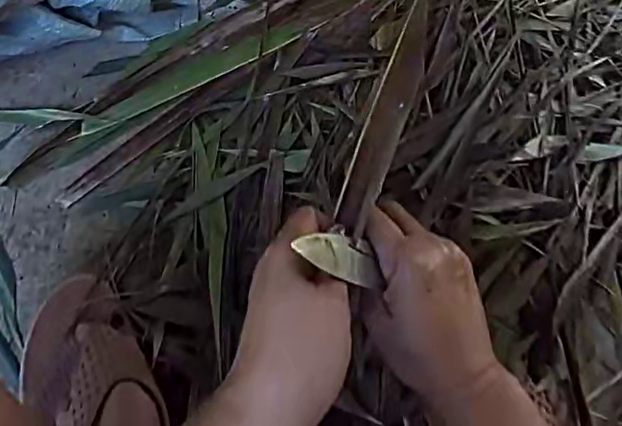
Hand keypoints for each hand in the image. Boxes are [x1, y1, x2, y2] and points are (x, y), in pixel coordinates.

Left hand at [211, 207, 351, 425]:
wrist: (266, 409)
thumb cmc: (303, 348)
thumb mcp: (336, 301)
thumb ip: (341, 266)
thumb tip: (341, 250)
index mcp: (282, 250)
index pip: (309, 214)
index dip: (335, 224)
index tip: (355, 245)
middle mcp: (269, 267)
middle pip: (306, 245)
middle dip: (334, 257)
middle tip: (356, 277)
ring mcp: (265, 296)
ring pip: (303, 275)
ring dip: (326, 285)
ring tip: (347, 305)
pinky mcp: (267, 324)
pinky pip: (296, 300)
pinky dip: (314, 308)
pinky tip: (330, 329)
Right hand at [363, 200, 510, 410]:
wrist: (467, 378)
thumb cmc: (419, 357)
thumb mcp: (376, 322)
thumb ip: (361, 279)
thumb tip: (352, 256)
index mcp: (406, 257)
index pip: (374, 217)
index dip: (357, 223)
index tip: (348, 236)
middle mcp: (430, 244)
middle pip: (394, 211)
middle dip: (377, 225)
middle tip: (367, 252)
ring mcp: (449, 248)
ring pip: (412, 225)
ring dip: (398, 237)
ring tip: (393, 270)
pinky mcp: (461, 257)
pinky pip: (430, 239)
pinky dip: (418, 249)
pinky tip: (415, 278)